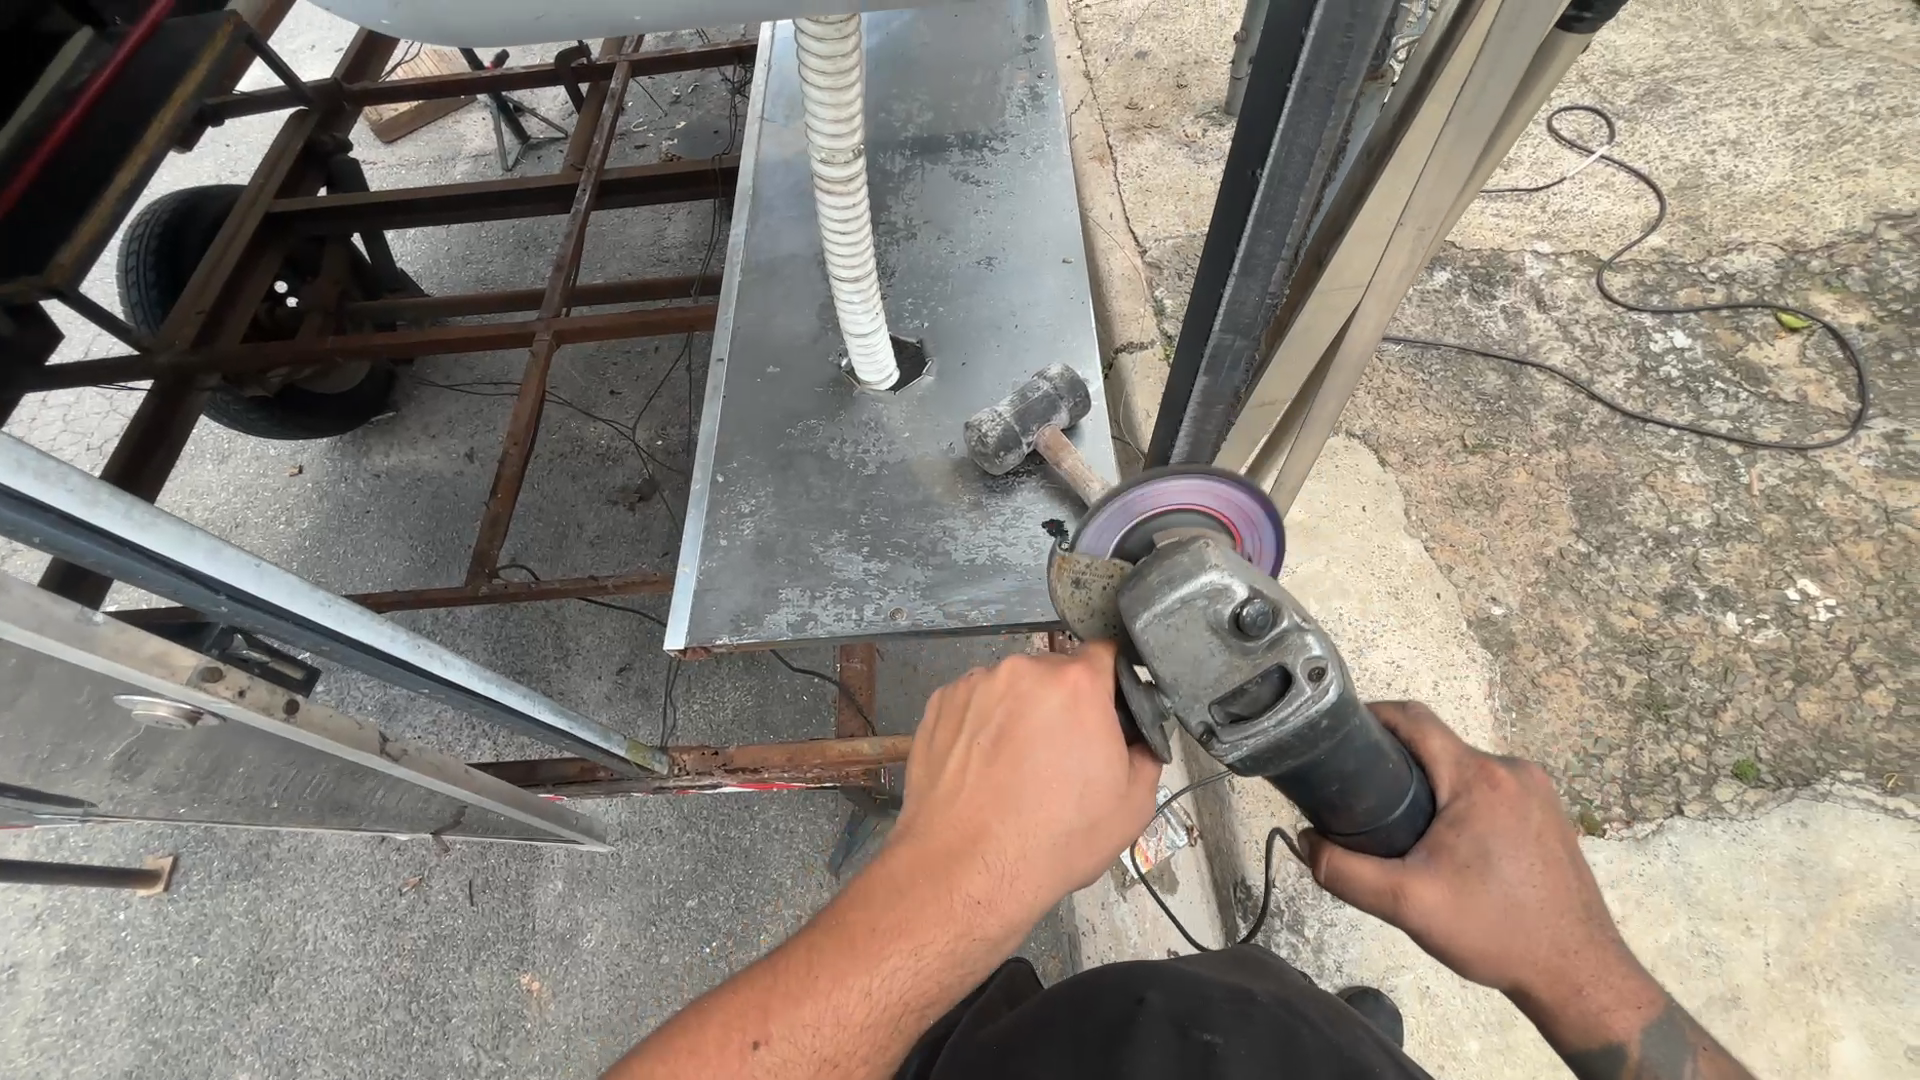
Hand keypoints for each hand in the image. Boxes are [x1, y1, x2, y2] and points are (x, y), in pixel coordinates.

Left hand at [891, 641, 1162, 923]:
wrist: (966, 867)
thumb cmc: (1055, 838)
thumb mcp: (1132, 805)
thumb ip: (1145, 752)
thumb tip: (1137, 736)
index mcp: (1076, 683)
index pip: (1105, 652)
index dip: (1110, 680)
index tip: (1106, 709)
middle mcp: (1023, 669)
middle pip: (1054, 672)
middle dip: (1061, 702)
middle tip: (1059, 752)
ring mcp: (976, 683)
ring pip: (1011, 686)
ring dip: (1018, 711)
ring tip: (1013, 765)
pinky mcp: (940, 702)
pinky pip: (973, 702)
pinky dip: (981, 723)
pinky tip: (982, 766)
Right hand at [1300, 702, 1637, 1001]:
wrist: (1581, 979)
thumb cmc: (1495, 932)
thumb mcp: (1405, 904)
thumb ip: (1342, 871)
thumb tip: (1304, 840)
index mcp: (1480, 778)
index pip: (1413, 718)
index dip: (1371, 715)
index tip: (1339, 733)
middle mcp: (1514, 771)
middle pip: (1435, 742)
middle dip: (1394, 758)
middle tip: (1358, 791)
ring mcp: (1537, 791)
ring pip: (1461, 764)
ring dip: (1426, 779)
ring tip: (1396, 818)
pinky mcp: (1549, 813)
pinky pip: (1488, 784)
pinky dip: (1457, 795)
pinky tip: (1443, 835)